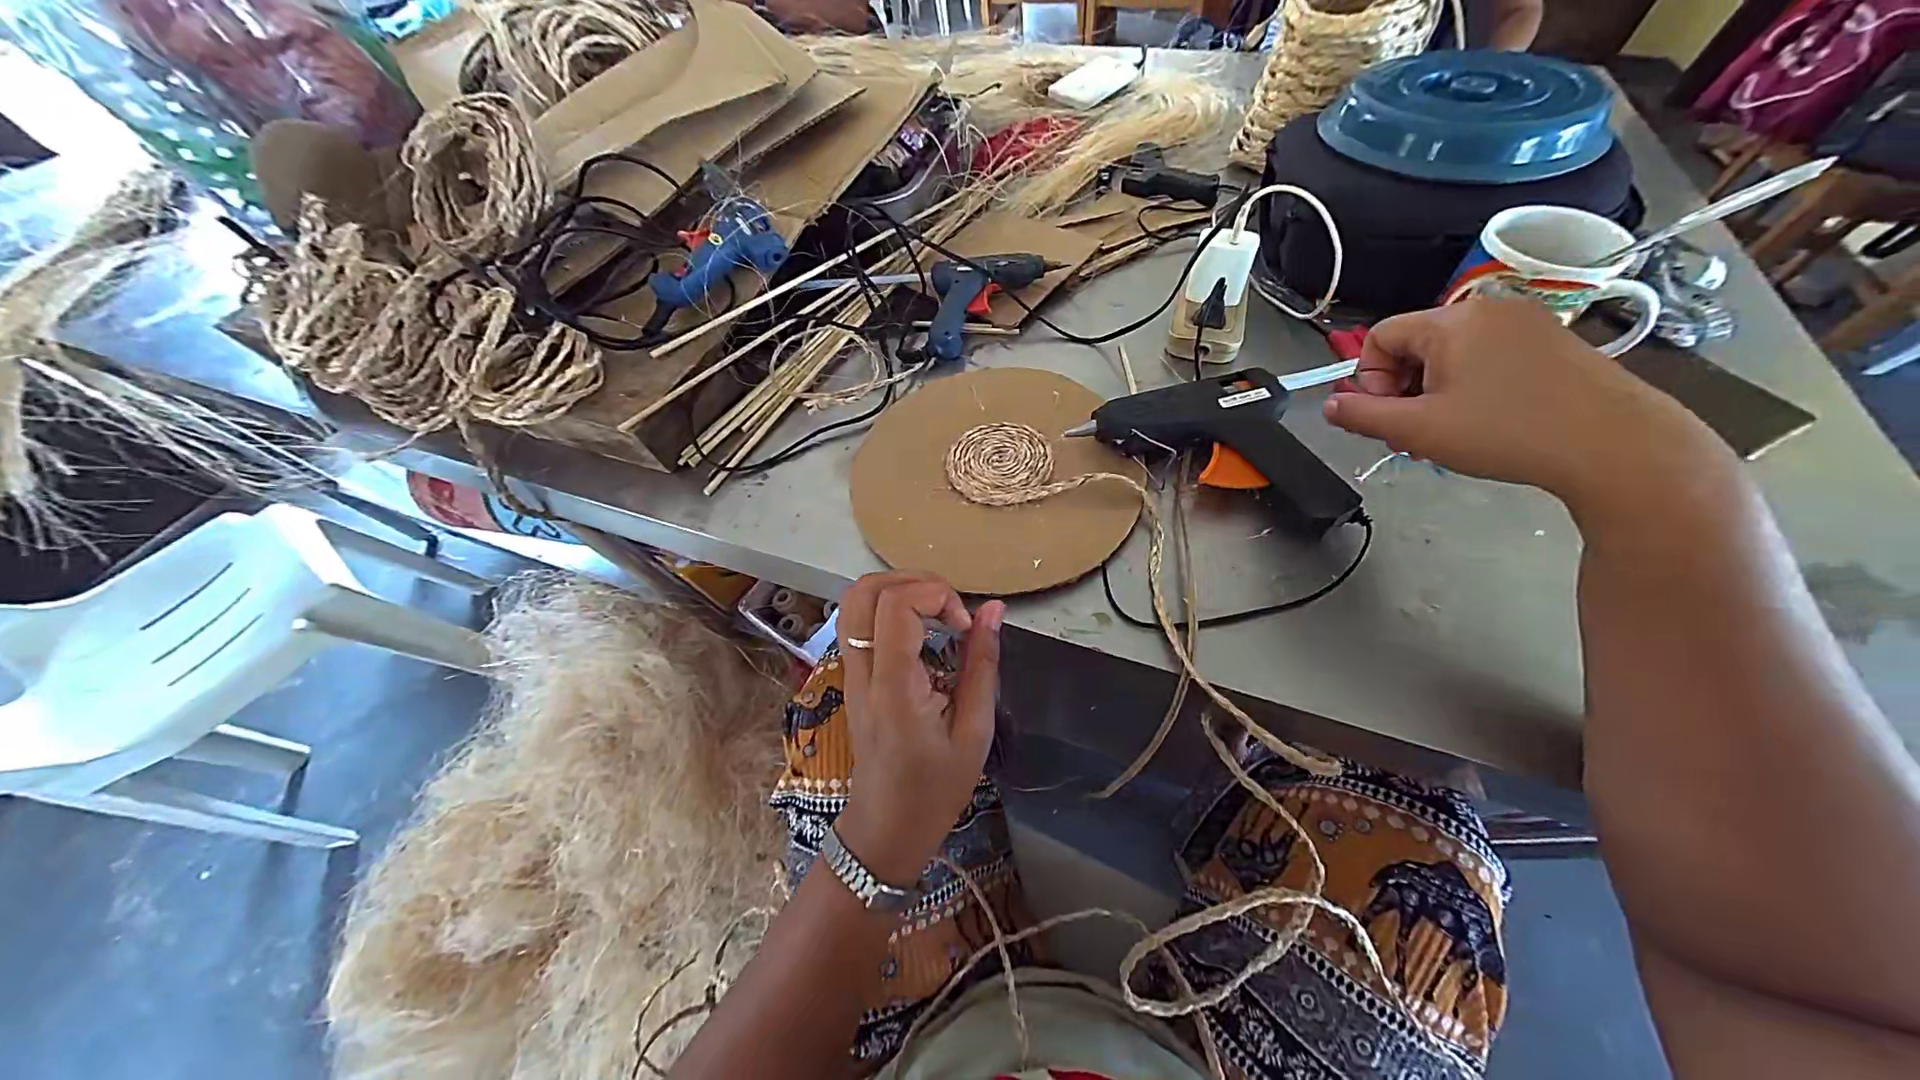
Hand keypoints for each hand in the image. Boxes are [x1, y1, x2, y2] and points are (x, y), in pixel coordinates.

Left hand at [832, 572, 1004, 886]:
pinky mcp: (852, 675)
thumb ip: (982, 664)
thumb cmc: (935, 789)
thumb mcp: (974, 731)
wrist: (886, 828)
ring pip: (854, 601)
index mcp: (893, 687)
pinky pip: (860, 622)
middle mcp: (861, 671)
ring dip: (899, 591)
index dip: (936, 596)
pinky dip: (890, 610)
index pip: (895, 606)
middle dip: (913, 582)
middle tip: (950, 608)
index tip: (965, 626)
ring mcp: (850, 672)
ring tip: (938, 614)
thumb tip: (993, 610)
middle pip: (864, 591)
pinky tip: (922, 633)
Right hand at [1322, 297, 1724, 507]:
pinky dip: (1471, 384)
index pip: (1379, 336)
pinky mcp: (1552, 341)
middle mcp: (1487, 309)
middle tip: (1417, 428)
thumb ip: (1361, 415)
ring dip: (1434, 389)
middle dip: (1402, 386)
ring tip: (1451, 428)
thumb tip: (1330, 405)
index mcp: (1450, 322)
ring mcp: (1526, 321)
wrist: (1614, 444)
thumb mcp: (1416, 430)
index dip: (1369, 378)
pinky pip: (1487, 355)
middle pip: (1414, 343)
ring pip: (1449, 353)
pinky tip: (1487, 417)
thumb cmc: (1506, 432)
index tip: (1388, 414)